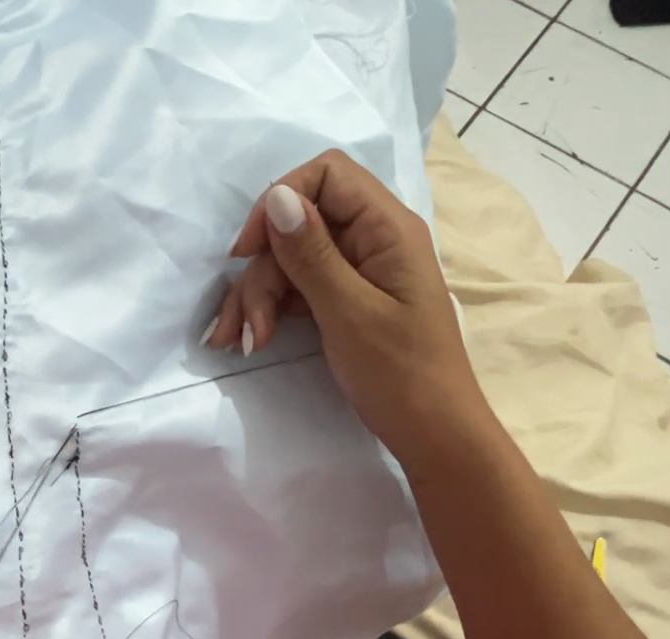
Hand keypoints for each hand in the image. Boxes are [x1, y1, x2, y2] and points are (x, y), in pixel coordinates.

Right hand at [202, 150, 487, 461]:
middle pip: (296, 227)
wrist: (431, 431)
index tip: (245, 252)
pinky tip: (251, 340)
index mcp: (386, 228)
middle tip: (246, 329)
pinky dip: (268, 312)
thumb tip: (276, 197)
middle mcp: (370, 240)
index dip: (278, 201)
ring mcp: (355, 272)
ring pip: (288, 263)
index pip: (326, 176)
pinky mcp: (341, 301)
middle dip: (260, 274)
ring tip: (239, 344)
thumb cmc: (400, 373)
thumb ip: (312, 254)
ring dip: (255, 299)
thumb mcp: (350, 313)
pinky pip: (295, 291)